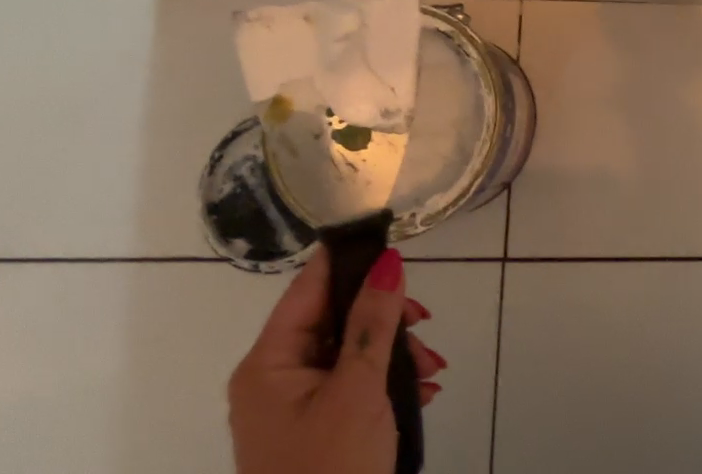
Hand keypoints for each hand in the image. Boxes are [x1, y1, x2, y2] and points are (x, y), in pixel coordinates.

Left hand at [229, 249, 447, 473]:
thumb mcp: (359, 390)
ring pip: (350, 350)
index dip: (350, 261)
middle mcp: (274, 377)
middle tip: (425, 327)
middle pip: (335, 317)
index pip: (309, 287)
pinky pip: (352, 383)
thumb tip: (387, 260)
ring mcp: (293, 406)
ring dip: (394, 352)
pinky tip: (422, 392)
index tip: (396, 249)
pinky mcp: (314, 428)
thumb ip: (374, 320)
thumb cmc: (332, 470)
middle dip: (386, 319)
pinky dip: (387, 381)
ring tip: (431, 371)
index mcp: (269, 362)